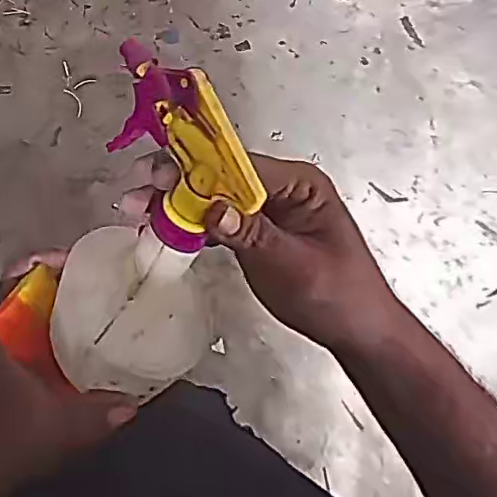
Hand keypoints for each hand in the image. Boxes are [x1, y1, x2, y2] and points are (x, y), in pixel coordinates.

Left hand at [0, 253, 138, 492]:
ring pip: (35, 301)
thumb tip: (134, 402)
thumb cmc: (15, 443)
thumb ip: (95, 416)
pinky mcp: (25, 360)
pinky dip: (63, 312)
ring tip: (99, 285)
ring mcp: (15, 346)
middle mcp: (7, 334)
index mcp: (5, 337)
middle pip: (26, 284)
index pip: (11, 281)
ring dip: (61, 289)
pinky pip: (43, 321)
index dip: (36, 261)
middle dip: (58, 270)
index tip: (70, 258)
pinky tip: (92, 320)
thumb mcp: (58, 428)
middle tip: (95, 268)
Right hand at [120, 154, 407, 353]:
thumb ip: (254, 235)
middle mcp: (279, 188)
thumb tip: (213, 210)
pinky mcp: (253, 228)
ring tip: (138, 207)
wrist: (358, 331)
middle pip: (220, 174)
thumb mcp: (296, 266)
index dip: (198, 168)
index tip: (163, 175)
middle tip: (140, 187)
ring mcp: (265, 208)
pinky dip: (188, 221)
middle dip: (177, 179)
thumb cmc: (339, 296)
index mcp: (298, 184)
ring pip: (212, 194)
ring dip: (176, 200)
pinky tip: (161, 225)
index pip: (241, 165)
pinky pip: (215, 217)